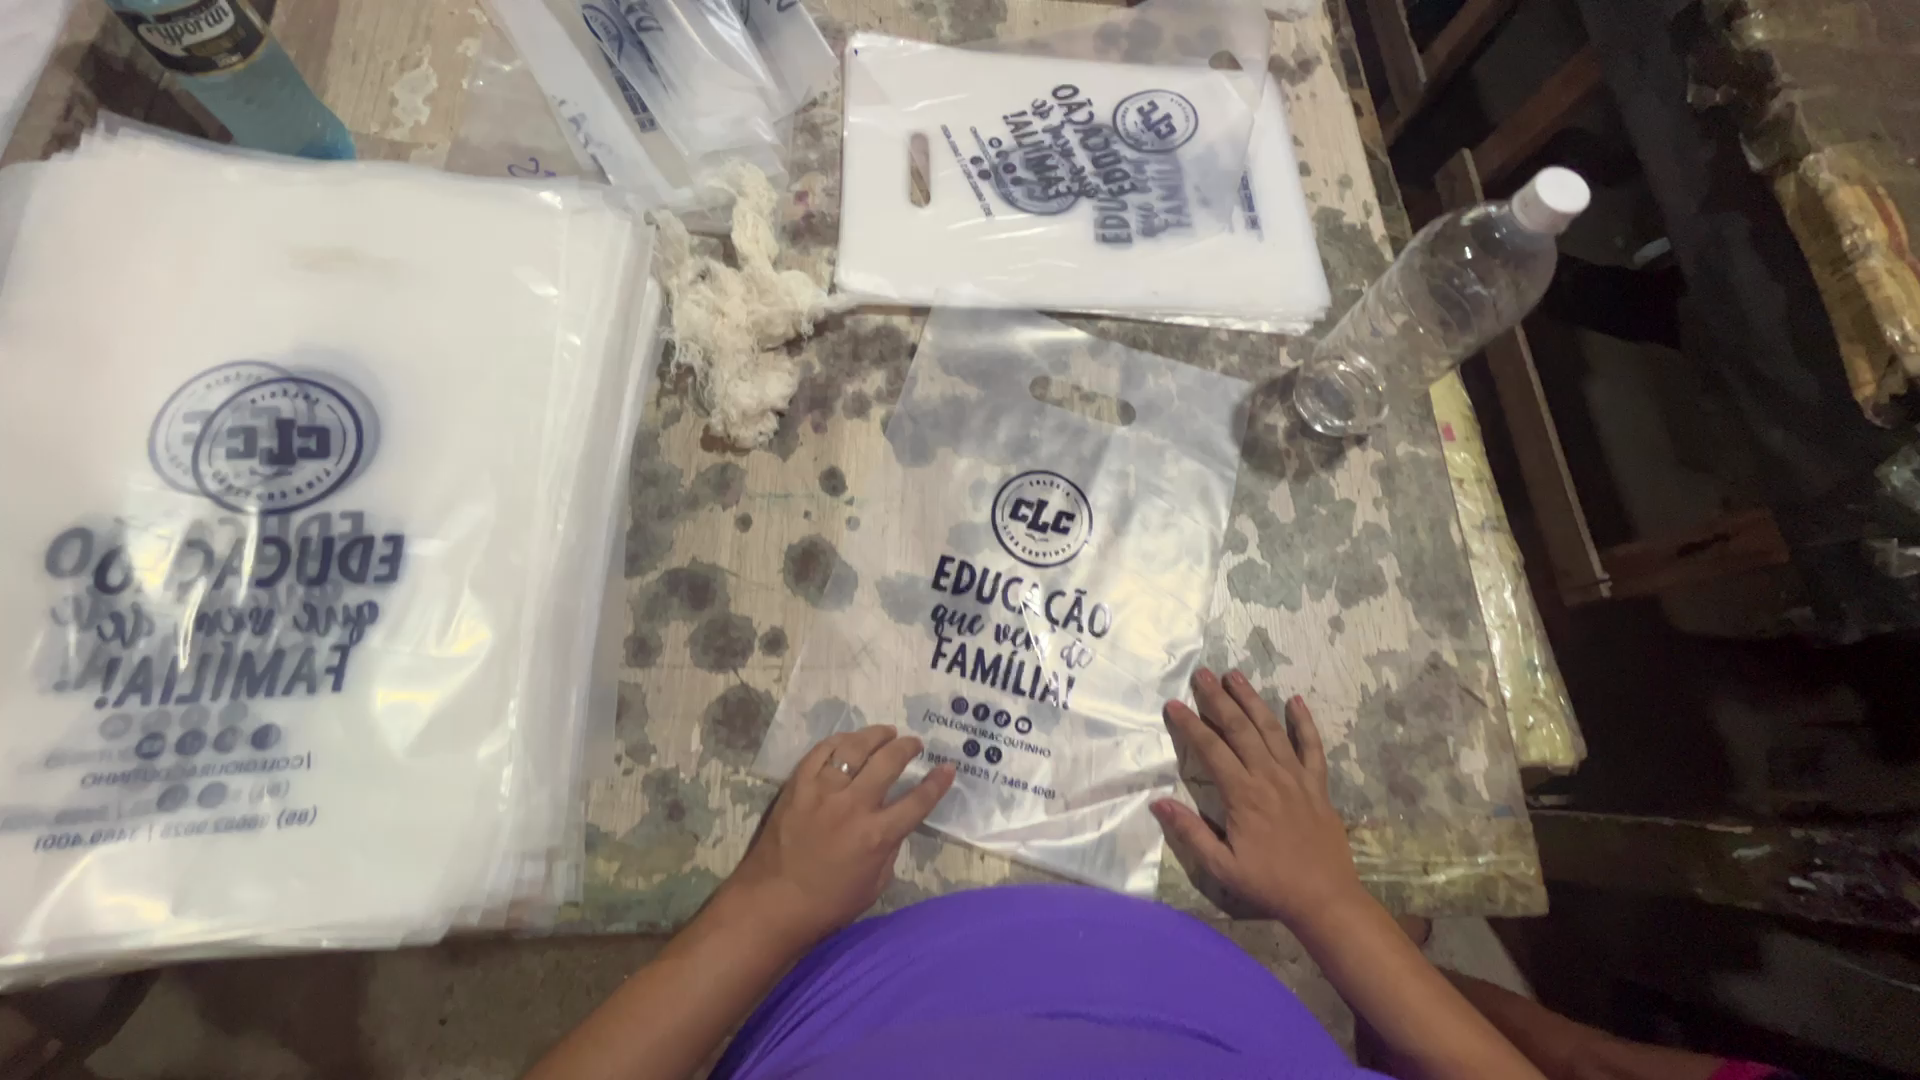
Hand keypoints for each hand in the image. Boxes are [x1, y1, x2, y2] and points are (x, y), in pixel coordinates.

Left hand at [718, 726, 955, 947]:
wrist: (771, 904)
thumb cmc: (827, 904)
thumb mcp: (875, 885)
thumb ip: (890, 847)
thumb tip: (897, 821)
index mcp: (876, 836)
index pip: (917, 801)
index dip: (937, 782)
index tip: (947, 767)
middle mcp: (853, 807)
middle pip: (889, 762)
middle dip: (908, 747)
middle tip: (914, 744)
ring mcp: (823, 791)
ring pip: (855, 748)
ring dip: (876, 735)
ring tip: (887, 733)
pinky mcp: (798, 785)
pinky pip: (822, 751)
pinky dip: (840, 741)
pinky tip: (849, 741)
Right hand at [1153, 669, 1362, 923]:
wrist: (1326, 899)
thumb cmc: (1270, 883)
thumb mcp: (1222, 867)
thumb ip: (1190, 833)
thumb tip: (1158, 803)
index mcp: (1243, 795)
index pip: (1211, 749)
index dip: (1190, 724)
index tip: (1174, 704)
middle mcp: (1268, 777)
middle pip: (1240, 728)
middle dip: (1218, 699)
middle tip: (1202, 674)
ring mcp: (1296, 777)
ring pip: (1271, 729)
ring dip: (1251, 700)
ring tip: (1235, 675)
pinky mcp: (1317, 785)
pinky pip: (1311, 747)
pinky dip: (1304, 723)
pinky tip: (1295, 701)